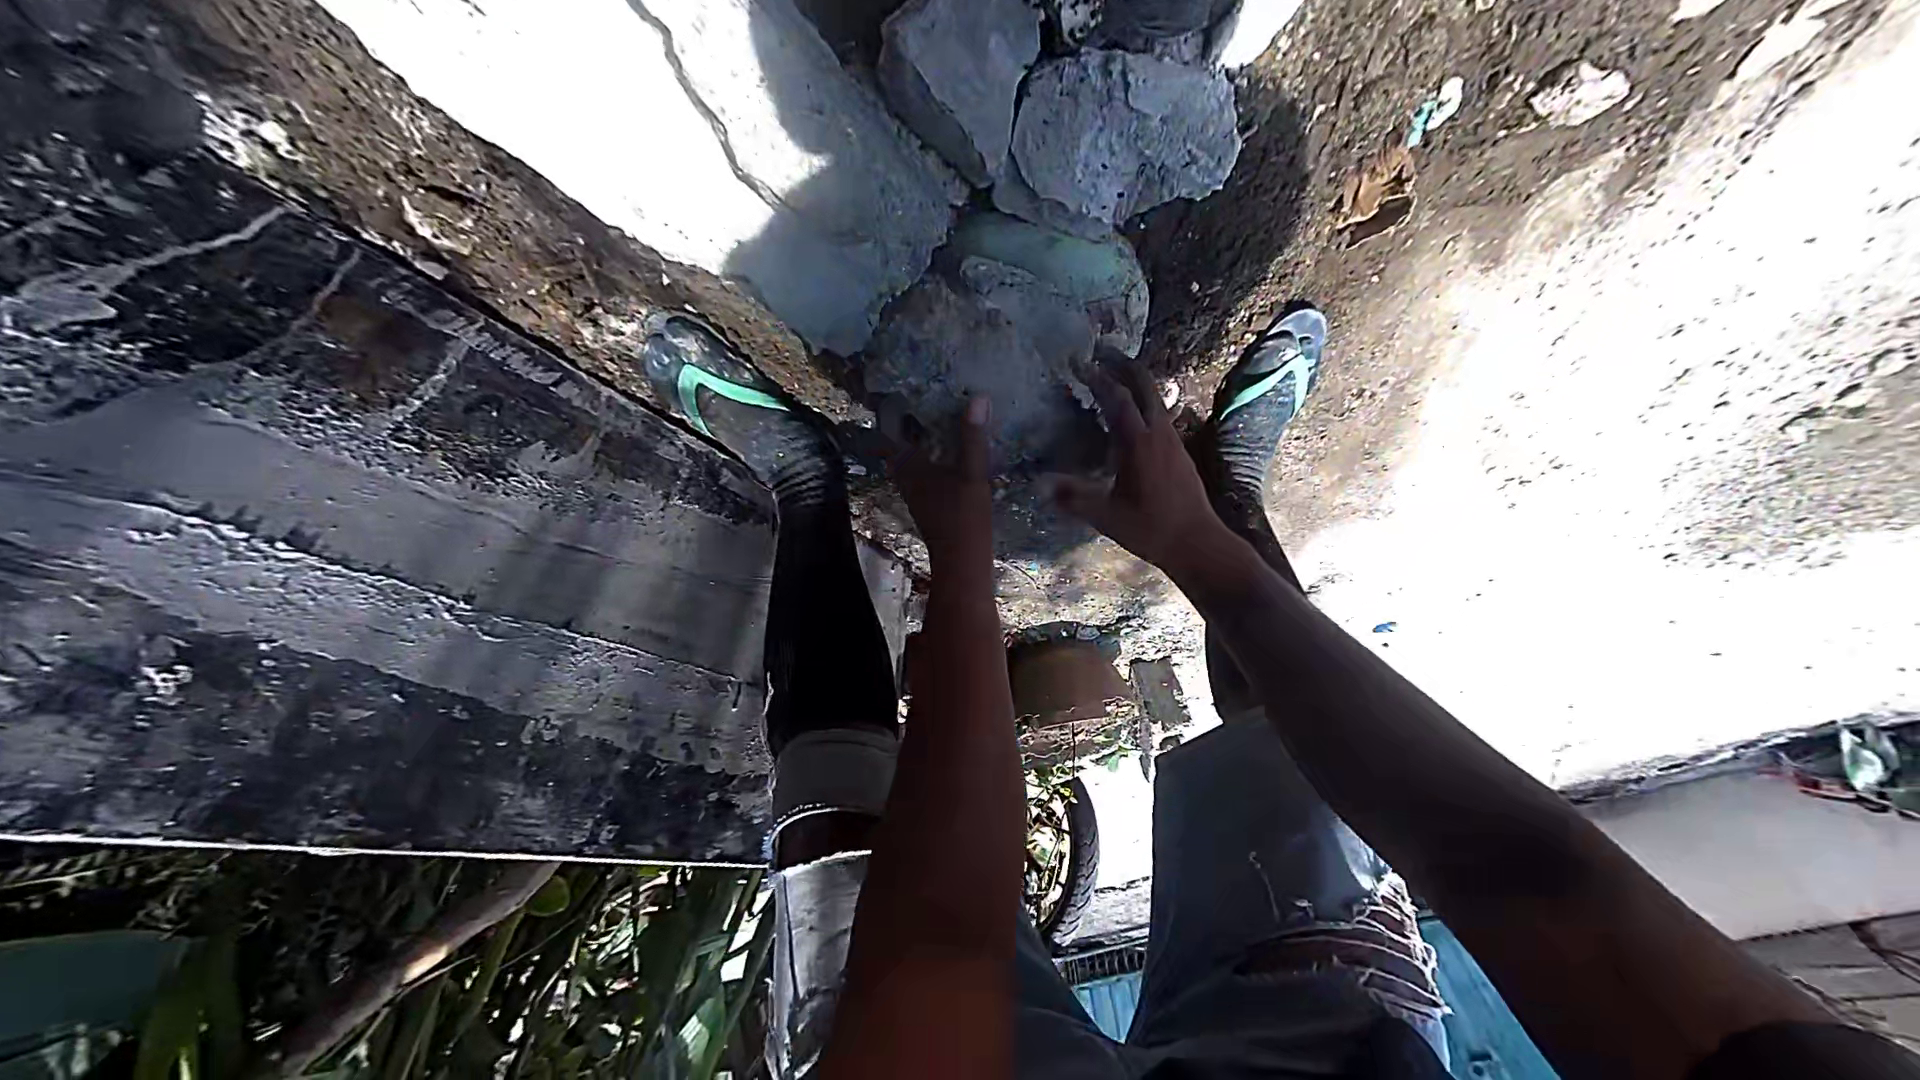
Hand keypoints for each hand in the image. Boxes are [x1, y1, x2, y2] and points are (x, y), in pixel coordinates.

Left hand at [888, 396, 995, 571]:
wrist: (962, 564)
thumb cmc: (963, 519)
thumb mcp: (971, 474)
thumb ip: (973, 438)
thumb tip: (978, 397)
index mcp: (909, 468)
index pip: (885, 435)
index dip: (888, 412)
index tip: (901, 391)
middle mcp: (907, 478)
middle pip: (899, 444)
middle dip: (910, 422)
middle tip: (927, 396)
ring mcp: (918, 492)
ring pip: (914, 458)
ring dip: (924, 439)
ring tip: (942, 416)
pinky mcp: (931, 502)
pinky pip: (928, 470)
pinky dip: (936, 456)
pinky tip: (955, 450)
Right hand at [1052, 365, 1237, 579]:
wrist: (1198, 542)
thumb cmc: (1151, 529)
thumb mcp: (1106, 515)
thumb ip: (1073, 498)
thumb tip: (1040, 485)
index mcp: (1139, 443)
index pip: (1117, 398)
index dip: (1097, 377)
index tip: (1079, 363)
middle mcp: (1159, 433)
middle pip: (1143, 385)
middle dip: (1121, 364)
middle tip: (1101, 351)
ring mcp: (1173, 440)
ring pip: (1154, 398)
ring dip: (1134, 381)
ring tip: (1113, 375)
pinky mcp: (1179, 451)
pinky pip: (1159, 414)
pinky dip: (1142, 402)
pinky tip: (1131, 415)